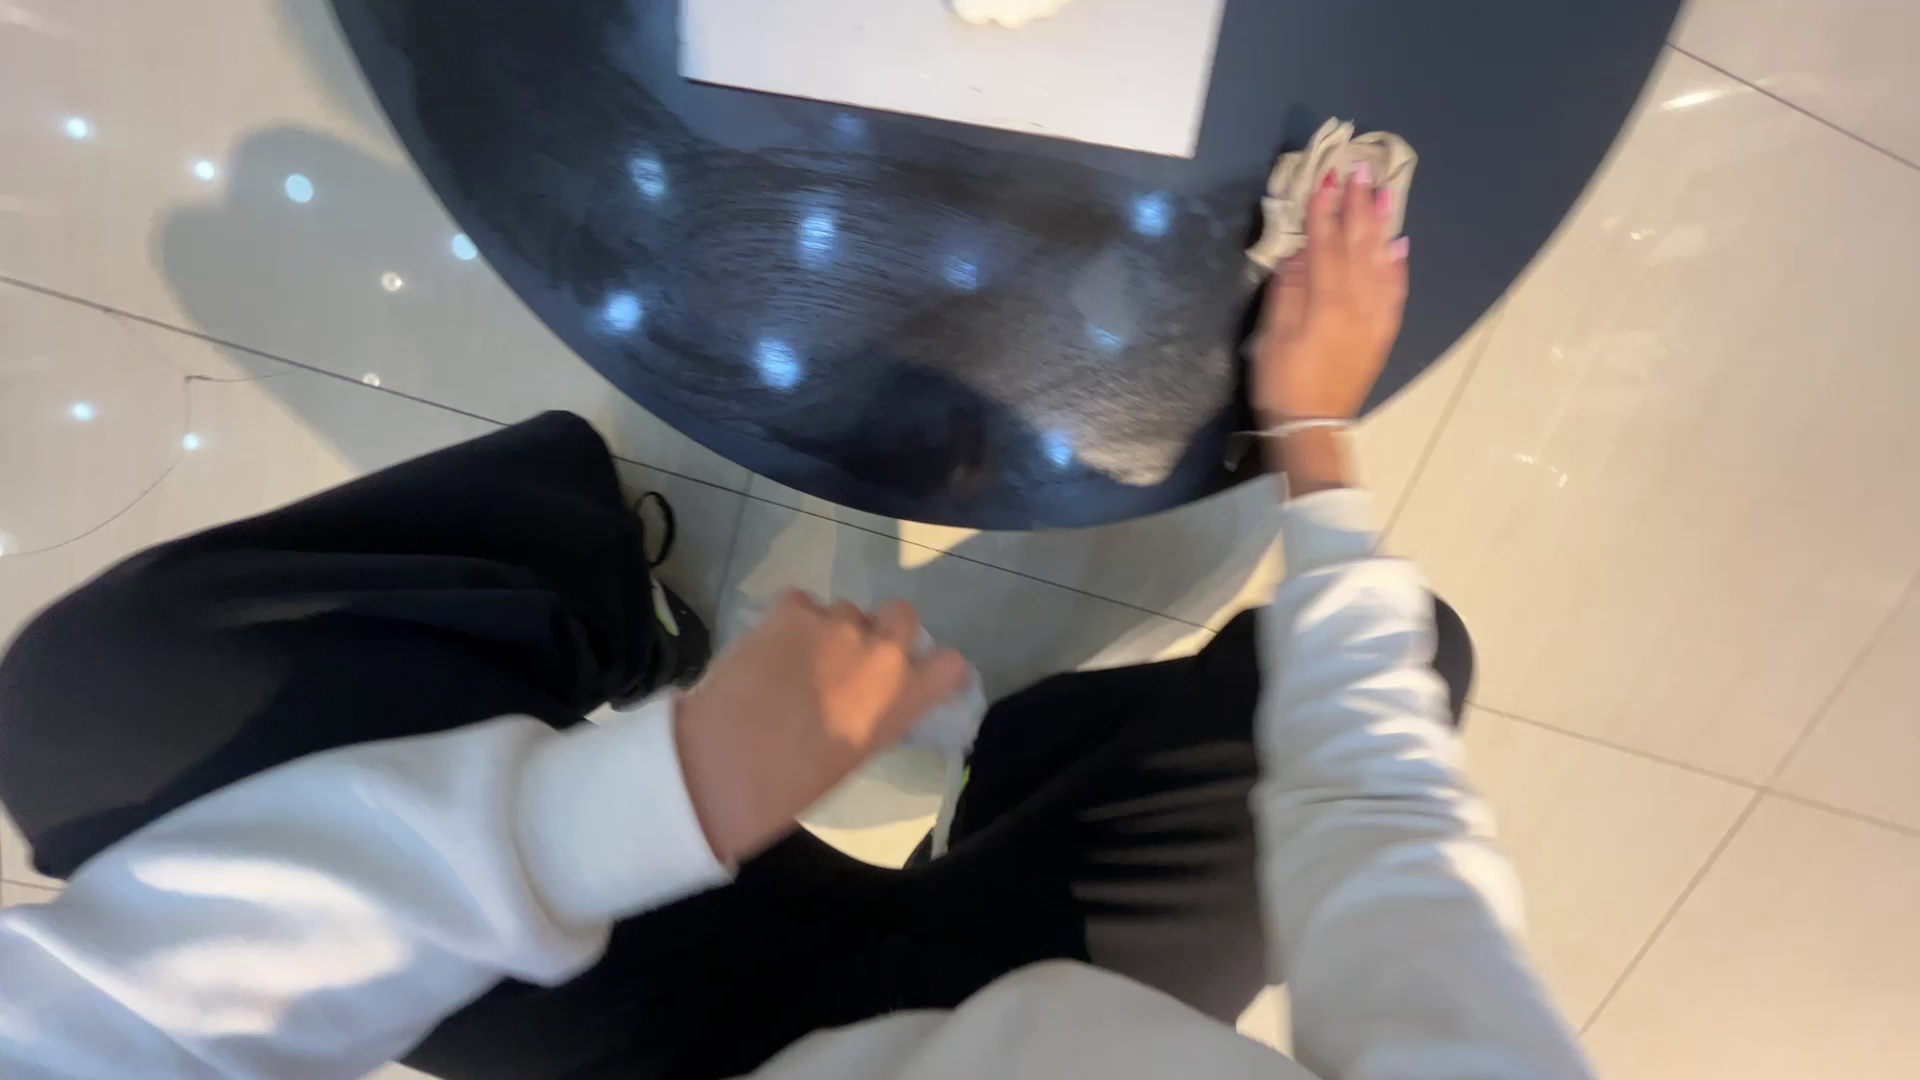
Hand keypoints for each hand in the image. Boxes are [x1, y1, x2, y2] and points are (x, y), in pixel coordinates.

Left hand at [672, 591, 968, 863]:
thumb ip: (879, 711)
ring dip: (830, 628)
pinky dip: (791, 620)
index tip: (915, 675)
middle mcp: (879, 651)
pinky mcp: (791, 609)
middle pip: (902, 613)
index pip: (951, 663)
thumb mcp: (856, 754)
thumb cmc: (790, 785)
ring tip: (797, 659)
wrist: (717, 770)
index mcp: (901, 697)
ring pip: (846, 609)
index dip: (933, 667)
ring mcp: (835, 624)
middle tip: (851, 656)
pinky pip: (802, 602)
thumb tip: (871, 694)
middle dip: (883, 629)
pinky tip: (770, 647)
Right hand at [1250, 163, 1409, 424]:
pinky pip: (1395, 290)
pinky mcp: (1381, 332)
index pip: (1324, 245)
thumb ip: (1285, 294)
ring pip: (1381, 261)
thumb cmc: (1281, 383)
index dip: (1323, 211)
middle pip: (1357, 245)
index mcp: (1325, 302)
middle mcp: (1356, 302)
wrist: (1311, 425)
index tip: (1325, 178)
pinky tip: (1399, 244)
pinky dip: (1398, 264)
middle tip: (1361, 169)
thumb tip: (1297, 255)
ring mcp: (1374, 316)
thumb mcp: (1270, 340)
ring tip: (1385, 192)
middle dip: (1357, 206)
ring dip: (1381, 225)